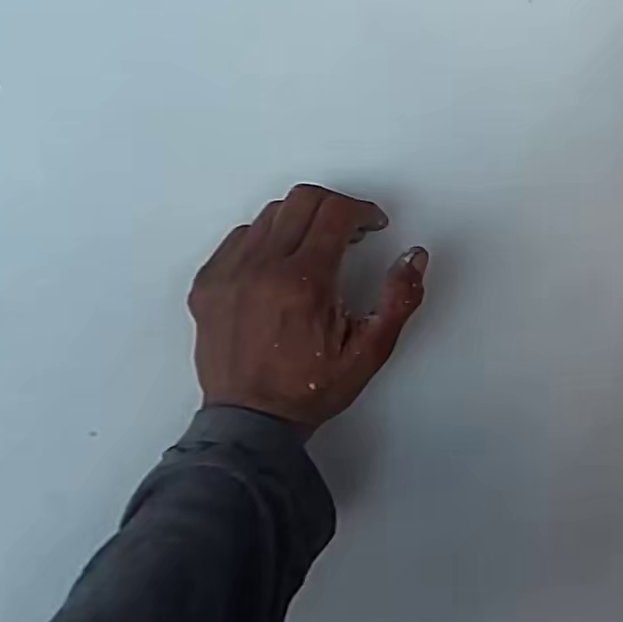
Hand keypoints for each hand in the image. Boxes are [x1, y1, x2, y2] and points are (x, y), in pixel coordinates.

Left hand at [188, 184, 427, 427]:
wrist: (250, 422)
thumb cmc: (309, 388)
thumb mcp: (371, 350)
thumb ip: (400, 298)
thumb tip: (414, 257)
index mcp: (304, 282)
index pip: (336, 212)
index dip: (363, 210)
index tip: (374, 223)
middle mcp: (262, 268)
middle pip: (303, 199)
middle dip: (336, 205)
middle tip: (351, 229)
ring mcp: (230, 273)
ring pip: (272, 212)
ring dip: (303, 218)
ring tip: (318, 245)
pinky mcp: (208, 283)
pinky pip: (241, 235)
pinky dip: (268, 236)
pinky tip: (282, 260)